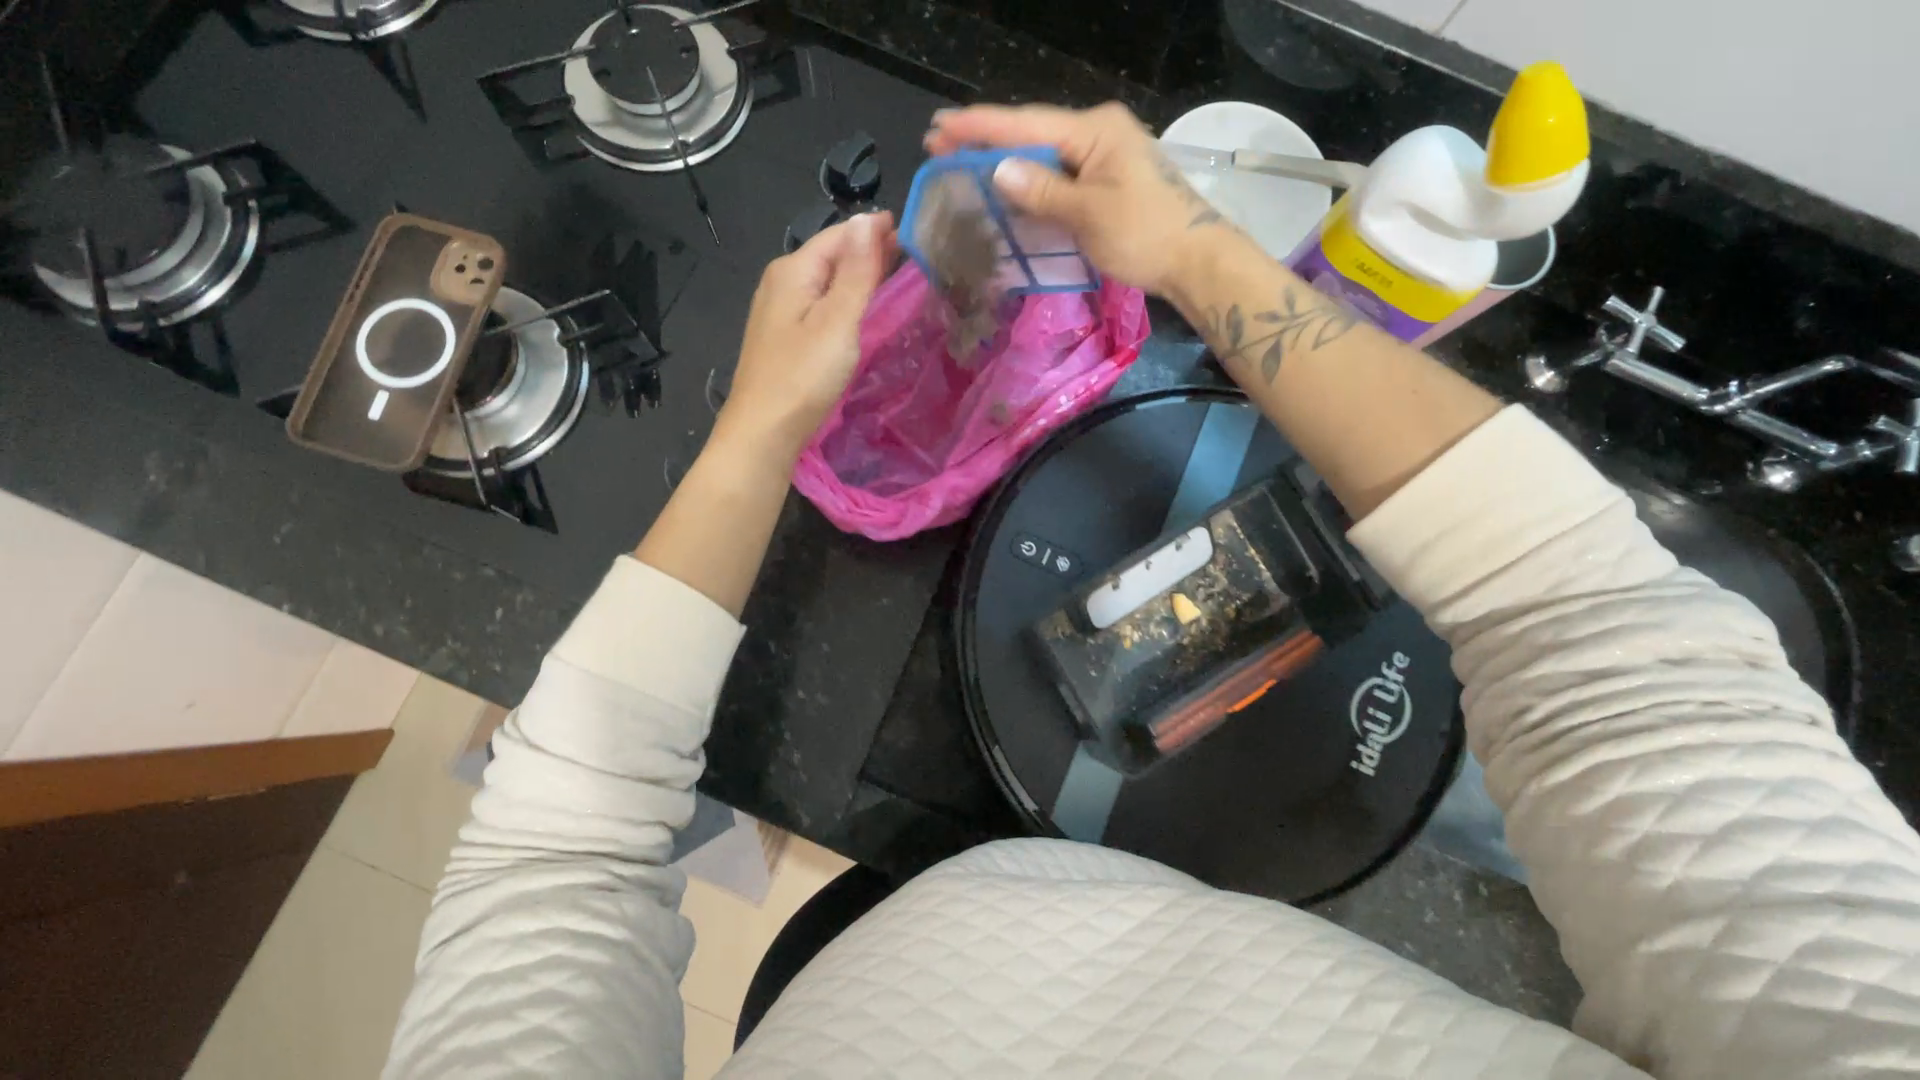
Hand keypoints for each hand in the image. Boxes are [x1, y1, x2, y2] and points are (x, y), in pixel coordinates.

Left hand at [717, 211, 895, 468]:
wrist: (763, 432)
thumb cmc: (803, 377)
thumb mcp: (837, 321)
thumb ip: (856, 272)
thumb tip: (866, 219)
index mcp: (793, 270)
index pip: (839, 235)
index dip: (874, 230)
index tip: (913, 228)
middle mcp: (781, 282)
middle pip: (830, 255)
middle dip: (867, 249)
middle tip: (912, 250)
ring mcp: (779, 311)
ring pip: (825, 280)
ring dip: (857, 274)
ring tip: (893, 273)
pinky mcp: (783, 337)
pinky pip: (819, 303)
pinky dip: (843, 298)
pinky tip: (860, 308)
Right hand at [924, 103, 1231, 295]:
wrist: (1197, 261)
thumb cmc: (1145, 235)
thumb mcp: (1088, 214)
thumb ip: (1041, 190)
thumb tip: (998, 170)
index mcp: (1095, 130)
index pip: (1026, 124)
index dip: (980, 126)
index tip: (939, 125)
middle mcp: (1099, 132)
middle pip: (1032, 132)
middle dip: (986, 139)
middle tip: (938, 143)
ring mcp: (1105, 154)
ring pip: (1044, 152)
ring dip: (1004, 158)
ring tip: (960, 159)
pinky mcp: (1108, 178)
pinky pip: (1059, 171)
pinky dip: (1029, 177)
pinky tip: (1005, 182)